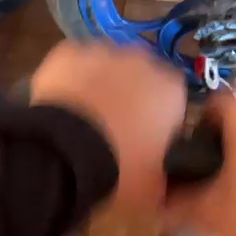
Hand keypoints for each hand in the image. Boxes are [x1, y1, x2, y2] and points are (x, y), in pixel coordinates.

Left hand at [29, 41, 188, 210]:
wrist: (62, 157)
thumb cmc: (118, 170)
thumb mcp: (154, 186)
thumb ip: (167, 171)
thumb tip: (165, 172)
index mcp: (171, 88)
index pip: (174, 96)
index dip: (160, 115)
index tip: (148, 136)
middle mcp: (143, 58)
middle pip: (142, 73)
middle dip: (132, 93)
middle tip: (116, 126)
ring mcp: (104, 50)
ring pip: (107, 64)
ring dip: (101, 83)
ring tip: (84, 117)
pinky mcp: (69, 50)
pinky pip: (74, 62)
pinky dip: (70, 77)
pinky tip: (62, 103)